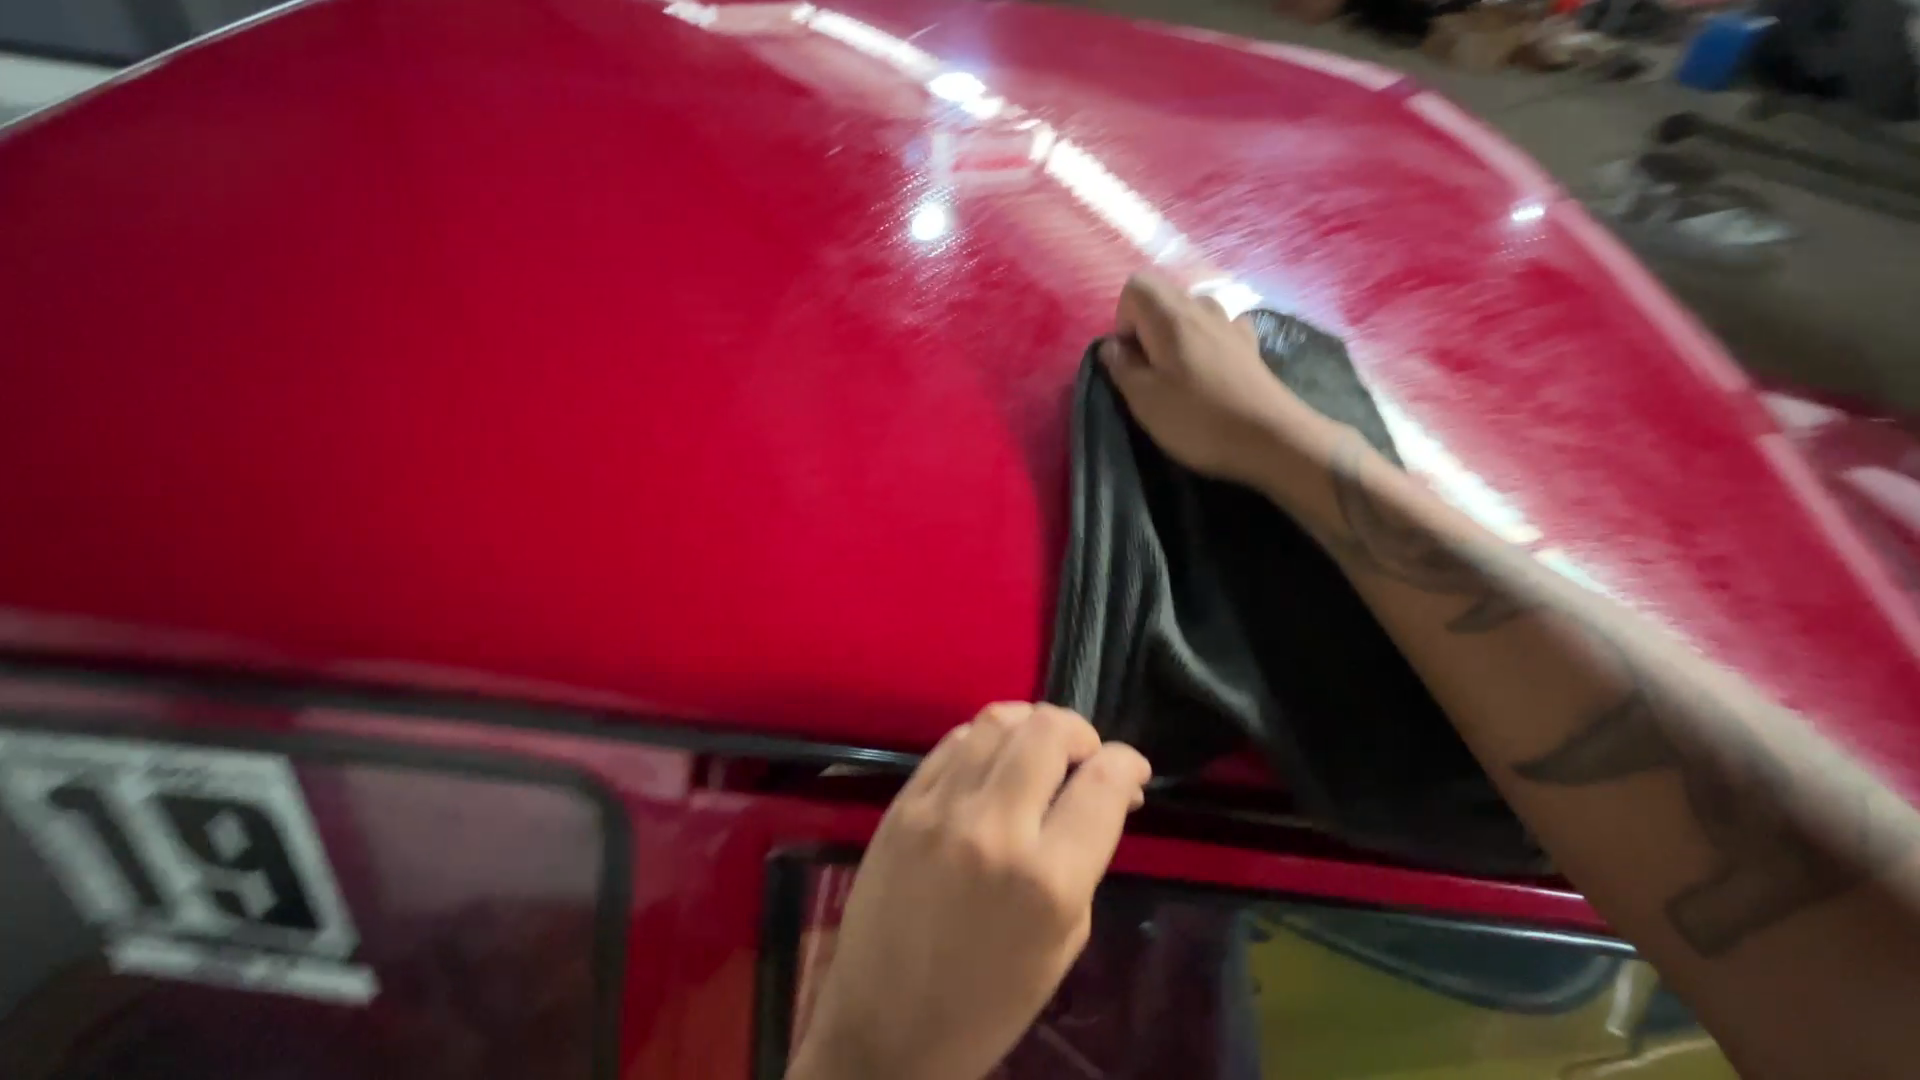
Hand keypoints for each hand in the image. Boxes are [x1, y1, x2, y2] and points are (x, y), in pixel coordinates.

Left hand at [788, 703, 1151, 1079]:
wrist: (884, 1030)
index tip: (1132, 772)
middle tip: (1085, 758)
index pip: (1103, 782)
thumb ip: (1084, 859)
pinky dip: (985, 739)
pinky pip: (952, 742)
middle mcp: (994, 829)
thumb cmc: (988, 1004)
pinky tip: (993, 761)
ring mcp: (940, 810)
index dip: (1130, 764)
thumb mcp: (1064, 941)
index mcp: (1047, 880)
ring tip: (1040, 750)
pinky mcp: (902, 805)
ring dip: (1032, 726)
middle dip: (1082, 734)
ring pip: (998, 720)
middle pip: (1049, 730)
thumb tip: (1101, 795)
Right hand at [1101, 271, 1333, 484]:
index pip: (1135, 287)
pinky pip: (1214, 329)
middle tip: (1150, 374)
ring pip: (1188, 314)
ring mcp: (1230, 322)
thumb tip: (1112, 346)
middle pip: (1162, 297)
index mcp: (1171, 316)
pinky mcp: (1249, 343)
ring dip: (1175, 338)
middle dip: (1146, 329)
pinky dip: (1203, 344)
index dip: (1123, 321)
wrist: (1271, 438)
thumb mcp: (1144, 400)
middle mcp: (1202, 307)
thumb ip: (1121, 367)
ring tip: (1180, 377)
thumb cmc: (1198, 419)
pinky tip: (1210, 376)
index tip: (1132, 359)